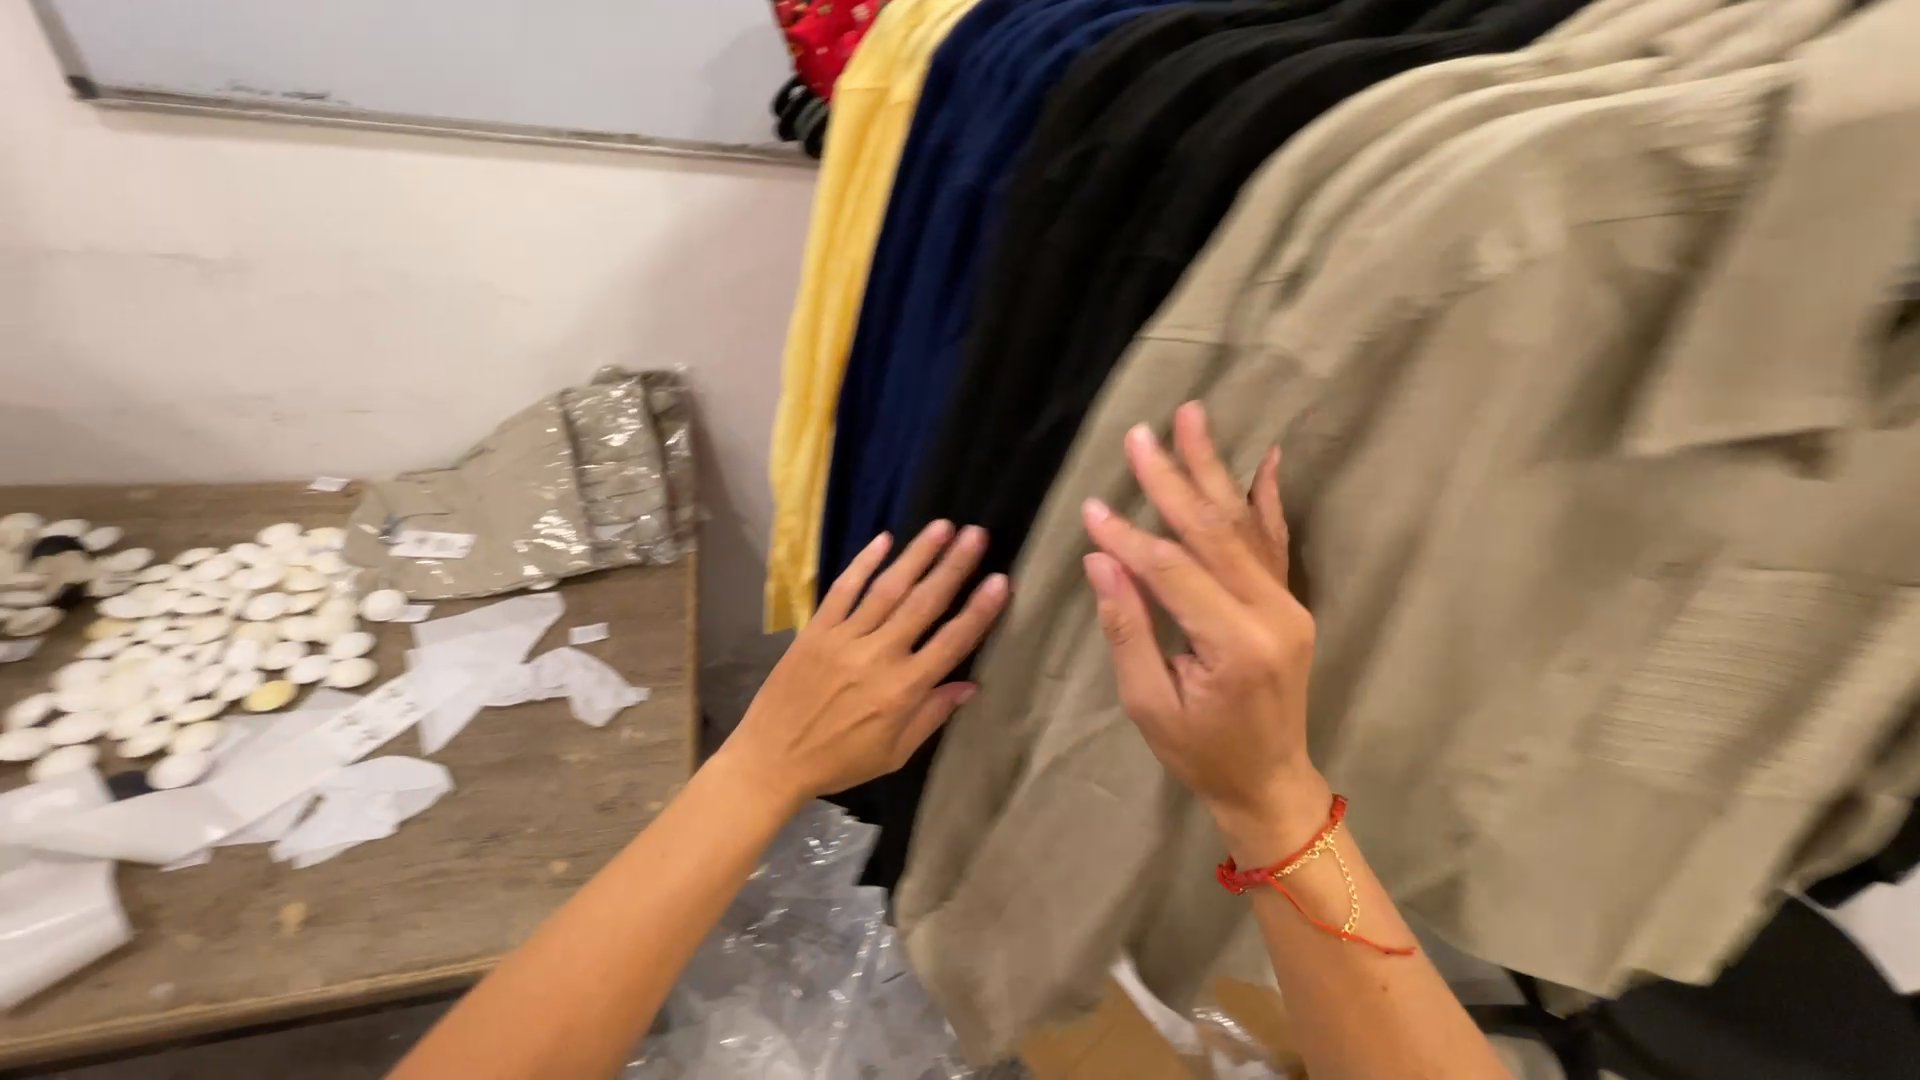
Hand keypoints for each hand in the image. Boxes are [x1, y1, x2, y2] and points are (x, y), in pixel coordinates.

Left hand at [720, 521, 1009, 809]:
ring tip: (942, 526)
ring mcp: (844, 638)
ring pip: (888, 589)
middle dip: (954, 566)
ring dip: (917, 555)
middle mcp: (877, 656)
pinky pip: (843, 590)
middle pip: (924, 604)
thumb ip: (932, 715)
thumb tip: (970, 686)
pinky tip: (884, 539)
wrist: (772, 759)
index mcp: (902, 690)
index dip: (979, 610)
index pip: (951, 642)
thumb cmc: (839, 761)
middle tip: (976, 534)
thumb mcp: (894, 754)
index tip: (1001, 579)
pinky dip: (863, 563)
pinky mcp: (816, 630)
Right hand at [1081, 402, 1329, 864]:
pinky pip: (1273, 542)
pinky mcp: (1289, 603)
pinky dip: (1266, 499)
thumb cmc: (1200, 751)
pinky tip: (1264, 460)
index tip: (1091, 508)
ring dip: (1212, 469)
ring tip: (1192, 417)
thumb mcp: (1148, 703)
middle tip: (1140, 434)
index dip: (1128, 538)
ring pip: (1243, 525)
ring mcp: (1287, 604)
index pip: (1172, 571)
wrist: (1270, 781)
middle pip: (1213, 532)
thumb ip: (1127, 627)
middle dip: (1171, 480)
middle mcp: (1271, 614)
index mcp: (1234, 646)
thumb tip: (1100, 561)